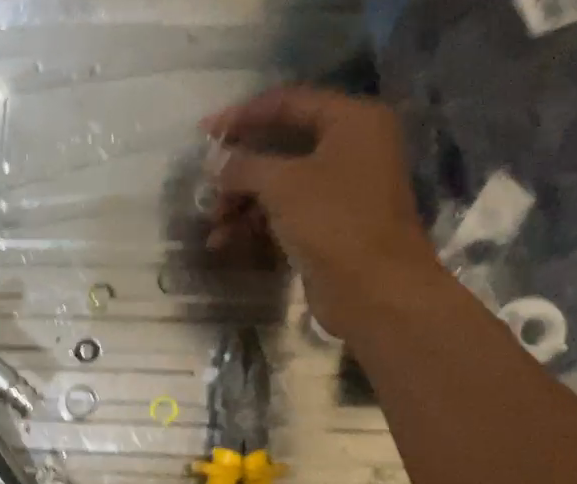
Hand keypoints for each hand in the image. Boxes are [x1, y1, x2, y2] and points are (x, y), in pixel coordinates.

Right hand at [203, 86, 441, 337]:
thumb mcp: (282, 185)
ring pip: (278, 183)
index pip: (289, 103)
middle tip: (206, 186)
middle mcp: (350, 147)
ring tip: (214, 224)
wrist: (373, 288)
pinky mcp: (329, 224)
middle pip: (281, 146)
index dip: (243, 115)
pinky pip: (284, 212)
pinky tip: (225, 241)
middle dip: (239, 169)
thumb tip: (214, 161)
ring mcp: (340, 187)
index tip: (203, 132)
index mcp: (351, 121)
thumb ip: (244, 166)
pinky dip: (254, 222)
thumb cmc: (334, 222)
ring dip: (241, 201)